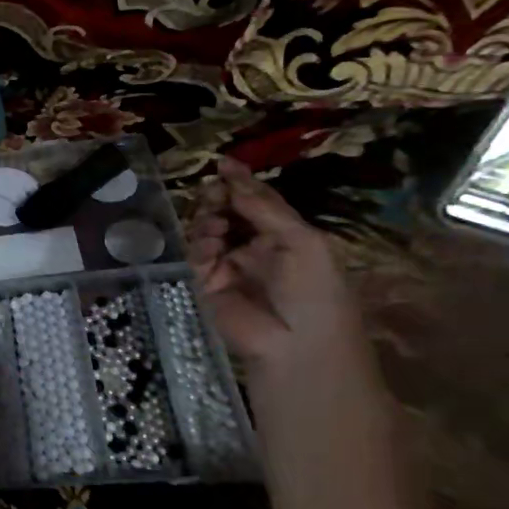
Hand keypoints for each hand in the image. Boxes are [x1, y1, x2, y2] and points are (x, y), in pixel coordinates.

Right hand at [187, 157, 365, 372]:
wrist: (297, 344)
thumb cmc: (314, 290)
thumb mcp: (301, 240)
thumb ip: (263, 207)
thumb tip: (230, 172)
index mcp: (282, 236)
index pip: (255, 203)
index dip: (239, 183)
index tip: (222, 164)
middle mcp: (252, 248)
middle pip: (226, 213)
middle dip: (218, 199)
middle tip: (214, 193)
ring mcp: (226, 267)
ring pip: (206, 231)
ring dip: (209, 221)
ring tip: (216, 224)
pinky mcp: (204, 285)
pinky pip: (194, 256)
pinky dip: (199, 246)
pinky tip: (210, 245)